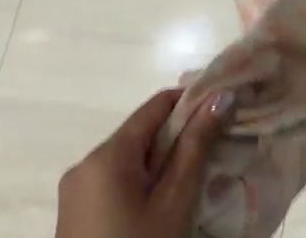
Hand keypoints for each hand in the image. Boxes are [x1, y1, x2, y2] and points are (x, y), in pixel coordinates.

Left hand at [55, 88, 231, 237]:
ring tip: (199, 172)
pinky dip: (148, 178)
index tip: (228, 109)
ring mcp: (77, 189)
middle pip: (145, 130)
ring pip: (134, 155)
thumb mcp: (176, 199)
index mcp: (106, 156)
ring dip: (168, 158)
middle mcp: (85, 164)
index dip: (195, 101)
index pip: (157, 104)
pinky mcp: (78, 211)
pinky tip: (170, 197)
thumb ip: (197, 143)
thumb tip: (221, 94)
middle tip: (219, 144)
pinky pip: (119, 177)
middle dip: (183, 133)